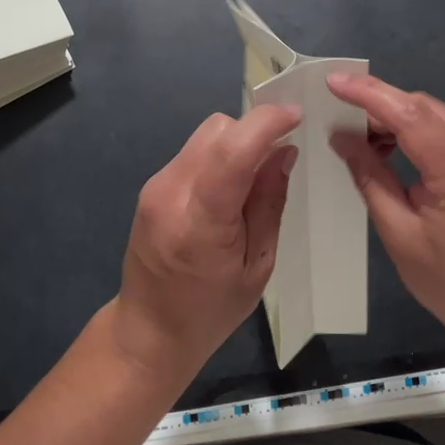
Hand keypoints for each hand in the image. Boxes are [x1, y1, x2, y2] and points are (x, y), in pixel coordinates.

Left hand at [113, 104, 301, 377]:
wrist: (148, 330)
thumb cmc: (211, 310)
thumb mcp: (258, 265)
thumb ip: (269, 203)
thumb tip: (284, 151)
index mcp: (199, 220)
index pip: (232, 150)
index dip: (266, 123)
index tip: (296, 114)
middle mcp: (171, 191)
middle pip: (217, 129)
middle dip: (253, 131)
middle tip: (280, 155)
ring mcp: (156, 185)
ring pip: (205, 135)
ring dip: (236, 143)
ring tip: (255, 177)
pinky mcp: (152, 185)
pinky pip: (194, 151)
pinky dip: (219, 156)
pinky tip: (230, 187)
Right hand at [328, 73, 444, 354]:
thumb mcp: (399, 235)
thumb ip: (371, 178)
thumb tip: (342, 137)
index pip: (412, 116)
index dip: (371, 94)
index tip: (336, 82)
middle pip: (426, 108)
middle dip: (381, 102)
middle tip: (340, 112)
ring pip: (438, 114)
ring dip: (399, 114)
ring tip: (361, 131)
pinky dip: (418, 128)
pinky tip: (392, 143)